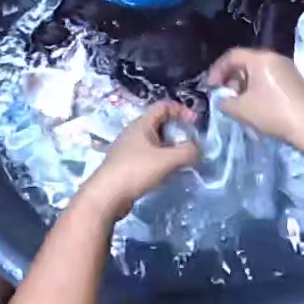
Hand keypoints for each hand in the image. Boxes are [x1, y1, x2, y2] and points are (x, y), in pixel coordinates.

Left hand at [72, 103, 199, 220]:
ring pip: (156, 143)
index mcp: (142, 125)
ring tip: (184, 161)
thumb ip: (187, 152)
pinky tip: (168, 173)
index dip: (182, 110)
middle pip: (161, 124)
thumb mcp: (167, 160)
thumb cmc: (136, 171)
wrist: (107, 196)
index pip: (164, 106)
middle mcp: (134, 133)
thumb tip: (197, 150)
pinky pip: (150, 157)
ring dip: (172, 148)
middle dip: (179, 132)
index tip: (195, 122)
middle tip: (192, 144)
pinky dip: (163, 161)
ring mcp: (130, 150)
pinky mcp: (128, 166)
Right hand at [206, 48, 303, 150]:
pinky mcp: (295, 81)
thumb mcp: (241, 109)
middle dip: (231, 78)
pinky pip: (270, 78)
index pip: (232, 56)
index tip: (211, 87)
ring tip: (240, 103)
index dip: (217, 70)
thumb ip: (225, 102)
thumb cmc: (272, 113)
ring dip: (245, 85)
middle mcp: (275, 58)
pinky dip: (259, 88)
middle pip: (246, 62)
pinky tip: (258, 106)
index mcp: (260, 59)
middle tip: (225, 96)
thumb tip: (223, 99)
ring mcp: (288, 68)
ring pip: (259, 71)